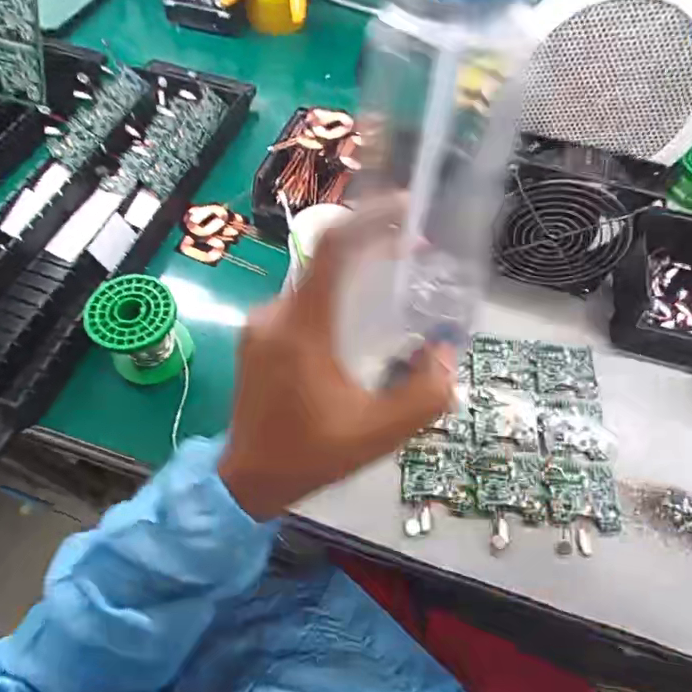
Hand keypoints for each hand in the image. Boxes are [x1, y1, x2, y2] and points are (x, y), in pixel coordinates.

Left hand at [218, 204, 456, 518]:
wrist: (248, 479)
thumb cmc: (309, 455)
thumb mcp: (378, 434)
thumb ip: (423, 394)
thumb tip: (443, 353)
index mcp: (299, 329)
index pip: (332, 249)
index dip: (371, 219)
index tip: (408, 211)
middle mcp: (272, 315)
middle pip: (325, 263)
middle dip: (372, 251)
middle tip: (415, 259)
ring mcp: (257, 326)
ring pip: (313, 287)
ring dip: (352, 284)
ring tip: (391, 300)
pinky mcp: (254, 339)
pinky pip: (298, 307)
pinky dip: (330, 305)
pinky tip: (353, 332)